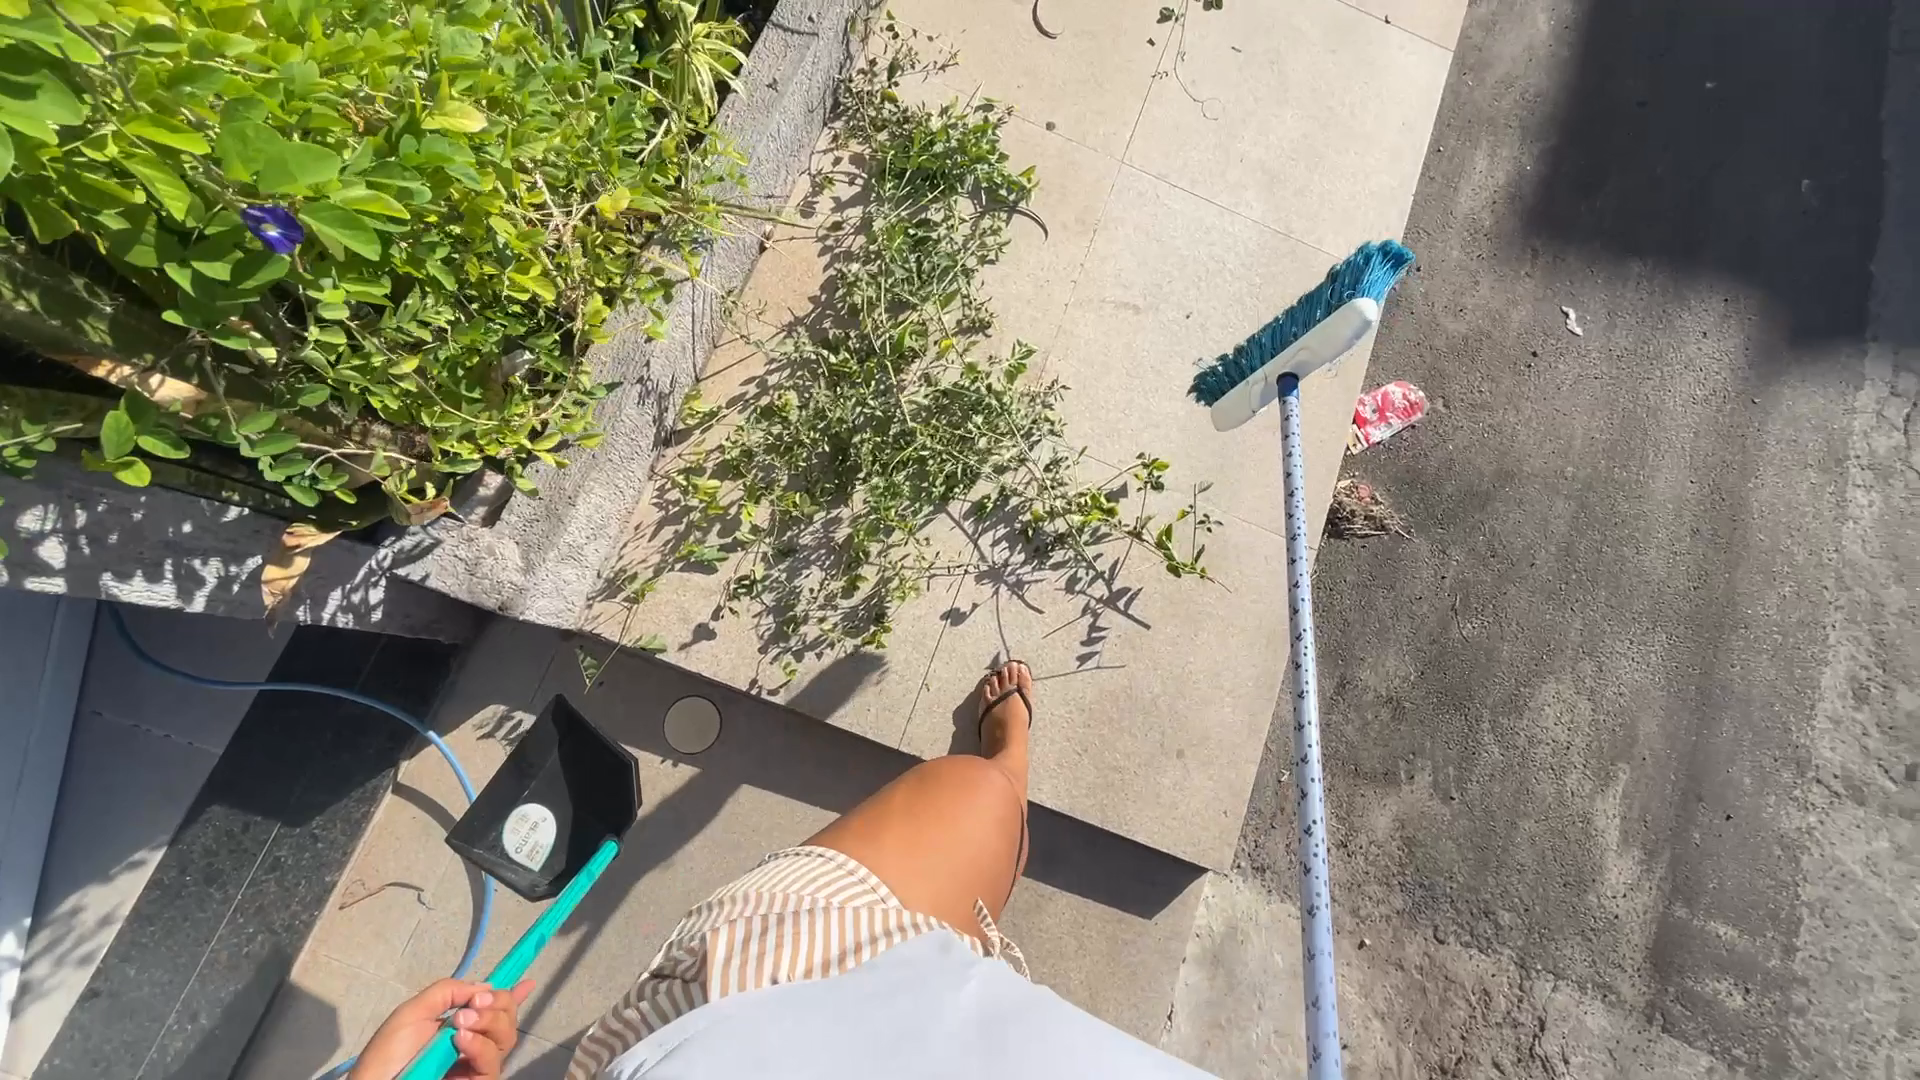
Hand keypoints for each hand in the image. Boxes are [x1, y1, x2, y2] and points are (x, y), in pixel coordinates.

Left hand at [349, 978, 533, 1079]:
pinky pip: (493, 1063)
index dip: (514, 997)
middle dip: (500, 1002)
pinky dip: (480, 1045)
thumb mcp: (413, 1012)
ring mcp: (475, 1067)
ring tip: (460, 1024)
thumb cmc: (387, 1056)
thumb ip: (448, 990)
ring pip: (507, 1037)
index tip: (528, 982)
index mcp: (459, 1028)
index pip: (494, 1011)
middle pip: (508, 1019)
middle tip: (475, 1003)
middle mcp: (472, 1046)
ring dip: (489, 1022)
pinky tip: (461, 1041)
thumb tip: (485, 988)